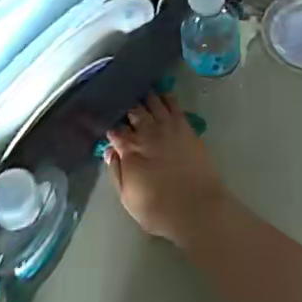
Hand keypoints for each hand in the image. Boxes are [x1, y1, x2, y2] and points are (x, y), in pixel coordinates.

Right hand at [105, 94, 227, 247]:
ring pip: (154, 103)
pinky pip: (174, 105)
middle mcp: (148, 133)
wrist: (196, 206)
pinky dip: (166, 97)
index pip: (115, 130)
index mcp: (130, 150)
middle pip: (134, 111)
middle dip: (126, 106)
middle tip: (121, 101)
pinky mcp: (186, 127)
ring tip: (139, 92)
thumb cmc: (158, 209)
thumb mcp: (127, 197)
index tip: (105, 120)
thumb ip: (117, 172)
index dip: (109, 124)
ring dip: (145, 97)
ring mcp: (169, 127)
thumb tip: (109, 151)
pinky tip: (162, 94)